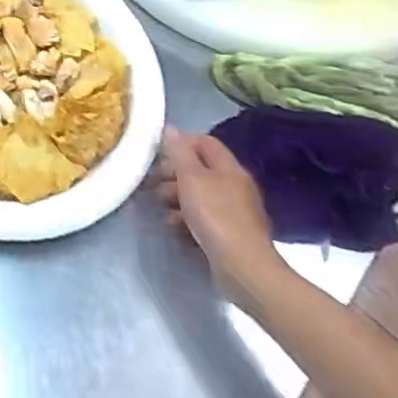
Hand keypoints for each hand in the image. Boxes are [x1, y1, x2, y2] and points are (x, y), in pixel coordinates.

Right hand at [155, 126, 286, 303]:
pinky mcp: (230, 234)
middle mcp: (235, 185)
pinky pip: (204, 217)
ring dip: (177, 197)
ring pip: (199, 194)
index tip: (158, 154)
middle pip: (199, 168)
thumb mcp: (192, 178)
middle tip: (153, 182)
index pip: (204, 142)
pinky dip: (187, 218)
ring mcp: (234, 211)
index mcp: (229, 168)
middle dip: (174, 173)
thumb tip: (171, 128)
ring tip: (161, 206)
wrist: (244, 269)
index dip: (180, 143)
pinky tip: (175, 226)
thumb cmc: (216, 217)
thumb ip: (180, 152)